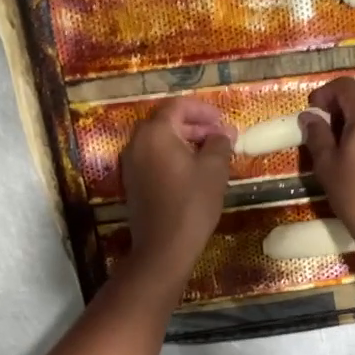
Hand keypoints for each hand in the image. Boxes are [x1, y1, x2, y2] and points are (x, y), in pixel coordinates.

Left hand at [119, 98, 232, 279]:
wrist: (164, 248)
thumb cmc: (192, 205)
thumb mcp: (214, 170)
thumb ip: (219, 144)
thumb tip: (223, 133)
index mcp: (156, 133)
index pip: (179, 106)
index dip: (203, 110)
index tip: (223, 122)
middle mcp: (137, 142)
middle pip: (166, 122)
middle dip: (195, 126)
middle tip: (219, 138)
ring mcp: (131, 163)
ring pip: (159, 141)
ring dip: (184, 142)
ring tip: (209, 155)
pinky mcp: (133, 183)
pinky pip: (153, 158)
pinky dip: (172, 157)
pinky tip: (191, 172)